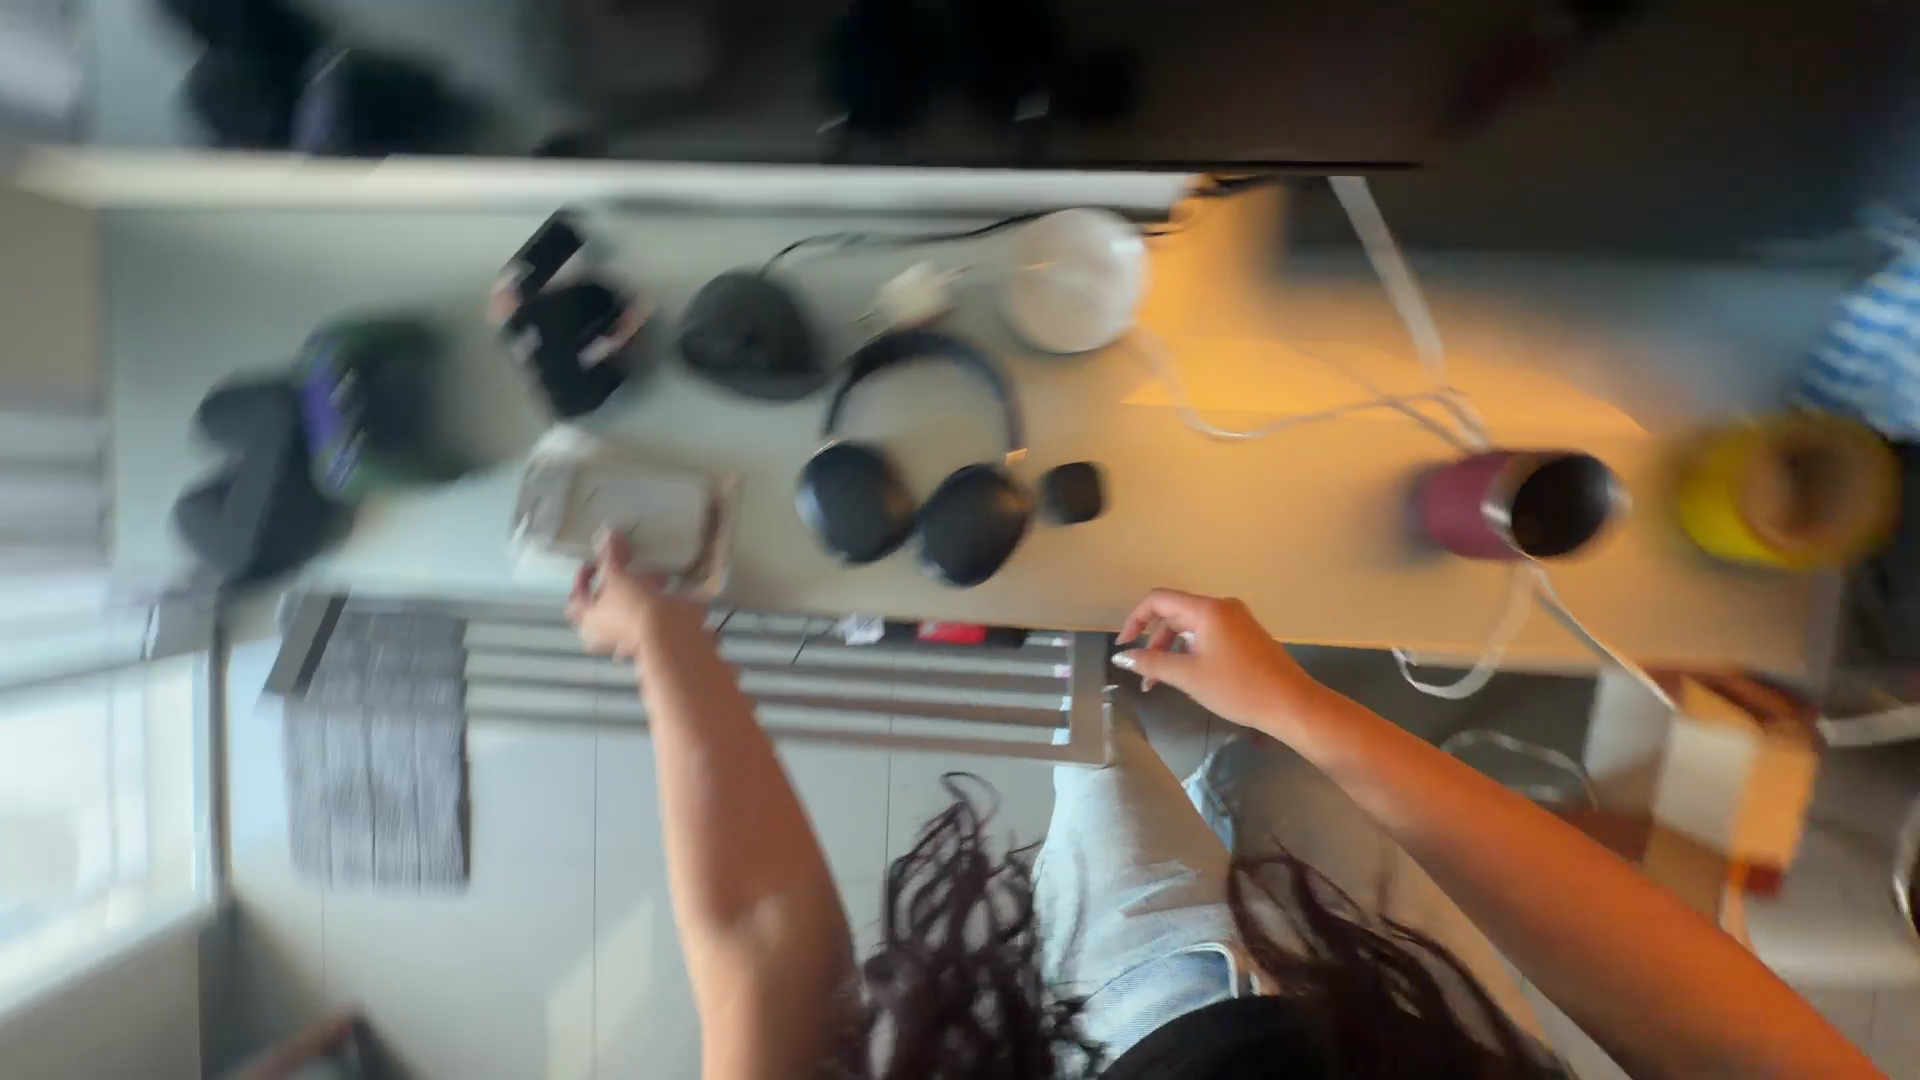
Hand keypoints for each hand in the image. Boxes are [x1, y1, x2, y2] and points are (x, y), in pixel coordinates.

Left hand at [565, 528, 697, 658]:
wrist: (670, 632)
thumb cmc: (632, 606)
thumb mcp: (616, 575)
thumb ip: (611, 555)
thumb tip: (606, 530)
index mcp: (589, 617)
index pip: (577, 596)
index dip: (583, 577)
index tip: (596, 561)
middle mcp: (607, 630)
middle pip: (605, 603)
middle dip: (616, 584)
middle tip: (627, 567)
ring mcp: (631, 634)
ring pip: (631, 609)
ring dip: (640, 592)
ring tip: (657, 574)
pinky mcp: (655, 633)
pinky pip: (654, 614)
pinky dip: (661, 602)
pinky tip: (671, 588)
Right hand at [1114, 589, 1320, 732]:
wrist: (1293, 705)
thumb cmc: (1238, 688)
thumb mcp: (1188, 676)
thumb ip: (1151, 663)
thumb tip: (1121, 657)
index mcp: (1207, 610)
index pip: (1158, 600)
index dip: (1135, 619)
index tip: (1124, 645)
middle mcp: (1221, 607)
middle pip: (1174, 613)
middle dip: (1153, 641)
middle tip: (1143, 672)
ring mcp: (1237, 620)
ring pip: (1191, 626)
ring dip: (1171, 649)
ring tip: (1161, 681)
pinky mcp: (1246, 634)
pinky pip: (1208, 634)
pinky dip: (1190, 650)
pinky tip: (1188, 675)